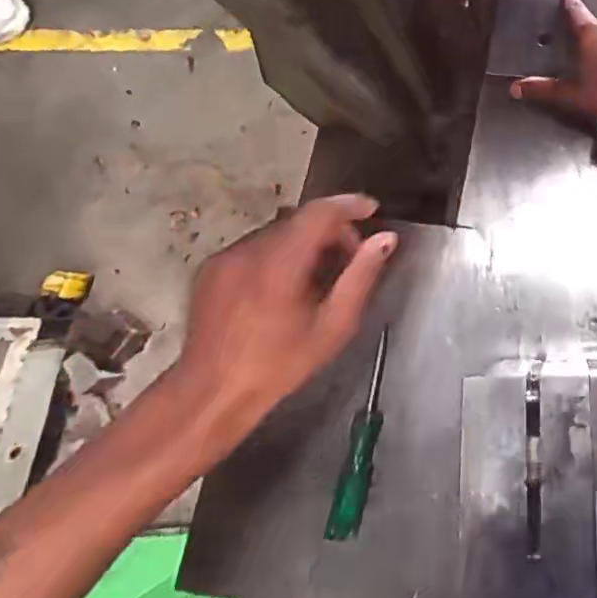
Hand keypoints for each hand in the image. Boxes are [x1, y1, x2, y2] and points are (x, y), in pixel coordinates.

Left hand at [170, 194, 397, 433]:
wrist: (213, 392)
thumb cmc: (280, 364)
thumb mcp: (334, 325)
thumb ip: (362, 276)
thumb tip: (385, 239)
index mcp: (281, 264)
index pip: (319, 213)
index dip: (349, 205)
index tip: (371, 210)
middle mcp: (249, 251)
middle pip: (299, 220)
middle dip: (331, 231)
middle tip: (351, 260)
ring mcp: (226, 258)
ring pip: (278, 233)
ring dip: (305, 243)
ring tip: (319, 277)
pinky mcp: (211, 268)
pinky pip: (255, 247)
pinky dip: (279, 254)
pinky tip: (286, 287)